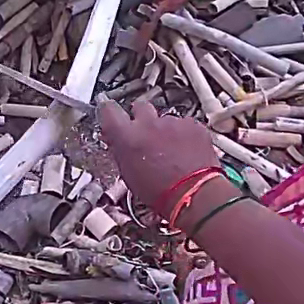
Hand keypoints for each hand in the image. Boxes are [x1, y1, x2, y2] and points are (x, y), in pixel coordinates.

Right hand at [96, 99, 218, 211]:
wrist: (194, 195)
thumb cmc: (162, 193)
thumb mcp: (129, 174)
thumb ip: (121, 150)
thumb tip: (118, 142)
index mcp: (127, 136)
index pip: (109, 110)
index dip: (110, 113)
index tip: (113, 116)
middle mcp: (148, 123)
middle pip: (140, 108)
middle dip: (141, 119)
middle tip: (146, 137)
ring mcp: (172, 122)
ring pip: (164, 119)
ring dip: (165, 131)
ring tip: (170, 153)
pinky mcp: (192, 125)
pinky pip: (184, 124)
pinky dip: (184, 135)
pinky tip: (185, 152)